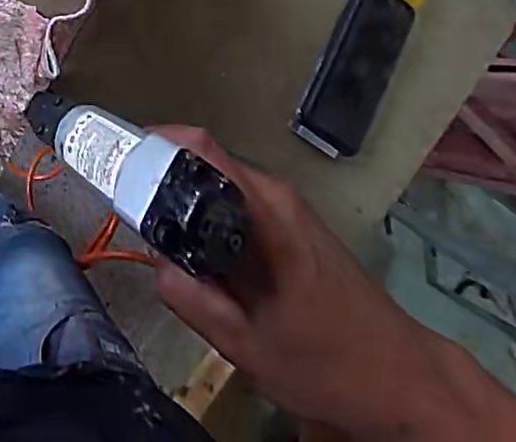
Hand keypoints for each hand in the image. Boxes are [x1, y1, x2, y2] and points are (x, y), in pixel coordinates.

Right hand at [152, 129, 515, 440]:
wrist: (397, 373)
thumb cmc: (325, 359)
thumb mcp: (246, 344)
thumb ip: (193, 298)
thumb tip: (156, 262)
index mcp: (264, 208)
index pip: (202, 147)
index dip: (156, 142)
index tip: (119, 159)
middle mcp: (276, 193)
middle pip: (208, 161)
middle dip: (162, 174)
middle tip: (126, 203)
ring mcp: (289, 205)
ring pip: (223, 183)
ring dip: (186, 197)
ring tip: (154, 231)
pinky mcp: (294, 222)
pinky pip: (240, 202)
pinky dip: (209, 213)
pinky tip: (198, 251)